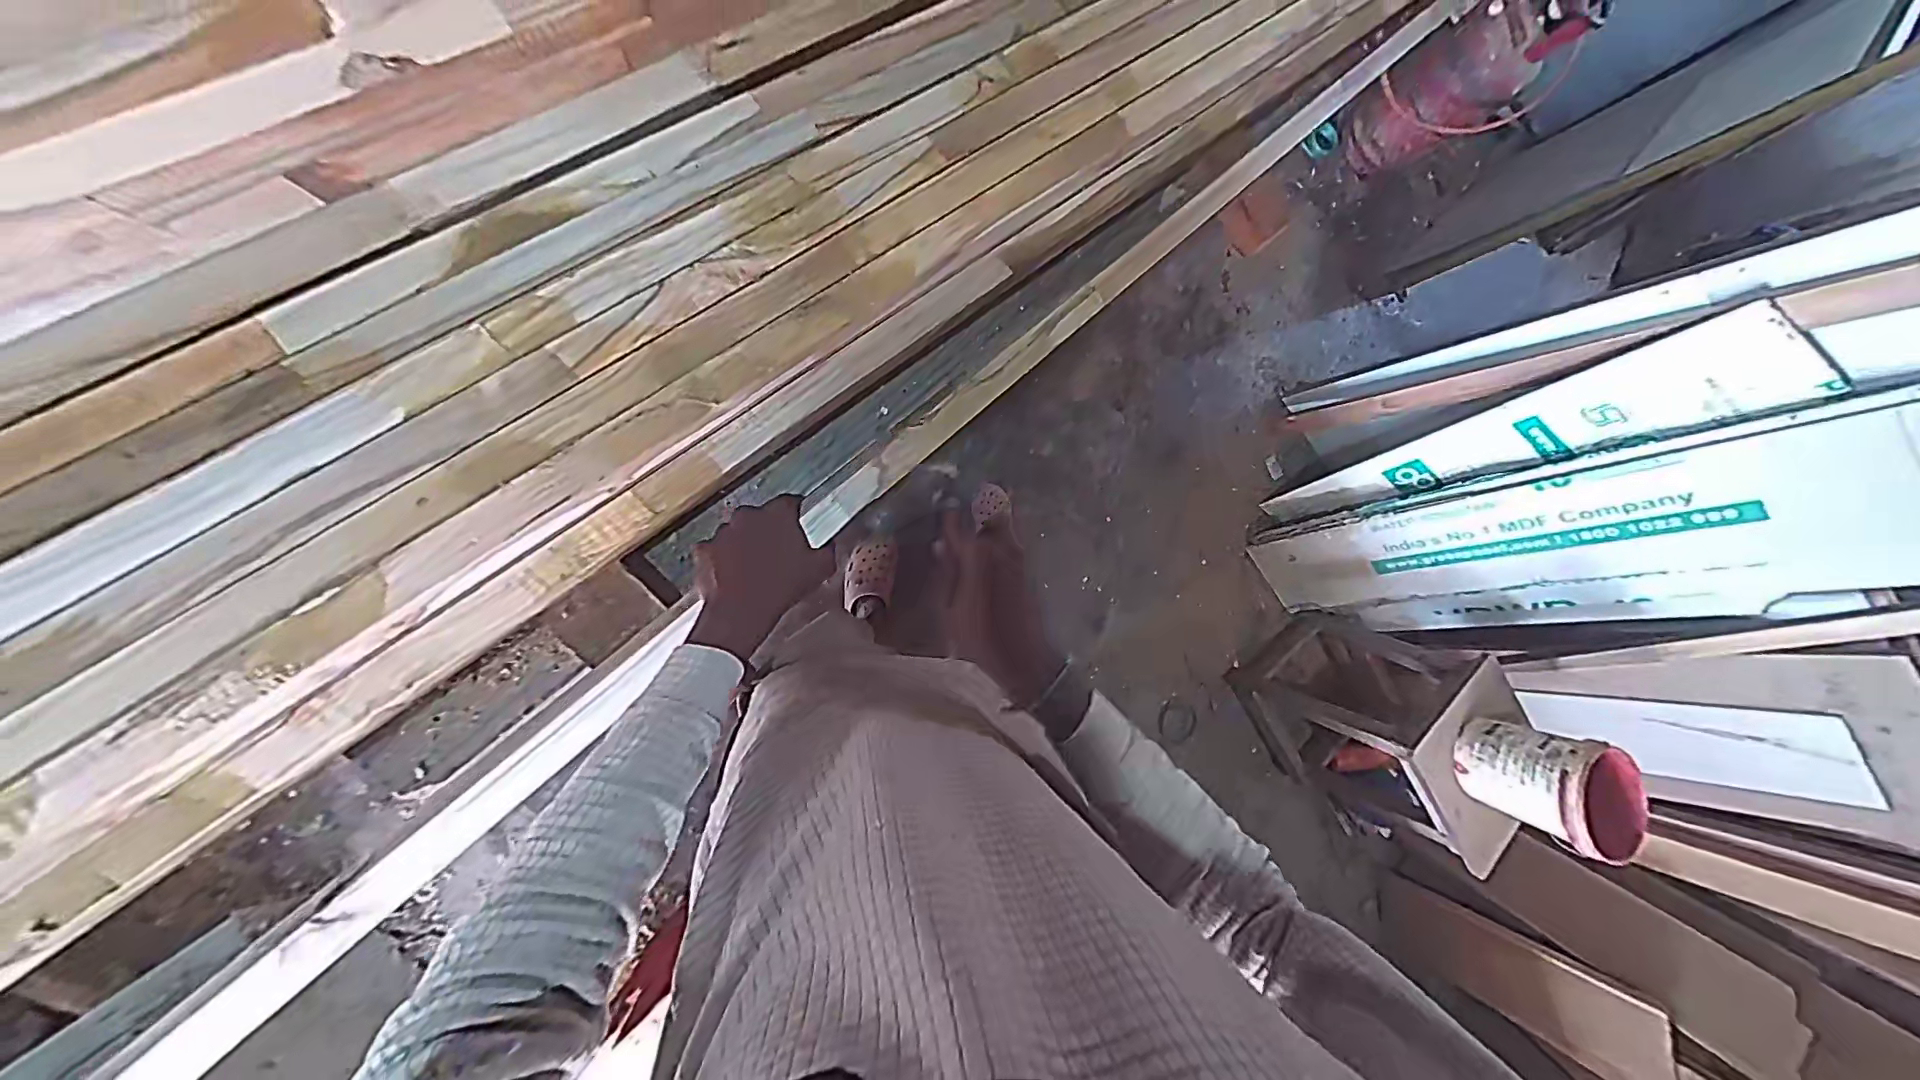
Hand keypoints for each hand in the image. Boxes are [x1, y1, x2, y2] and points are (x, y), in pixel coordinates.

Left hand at [688, 495, 832, 662]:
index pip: (791, 502)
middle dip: (771, 531)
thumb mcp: (820, 569)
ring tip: (759, 568)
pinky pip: (717, 549)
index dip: (798, 516)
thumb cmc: (779, 587)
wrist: (741, 612)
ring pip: (738, 532)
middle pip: (762, 517)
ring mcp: (723, 532)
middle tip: (781, 554)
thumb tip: (829, 547)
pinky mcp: (705, 550)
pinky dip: (724, 559)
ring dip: (747, 544)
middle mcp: (748, 517)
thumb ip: (827, 550)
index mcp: (777, 514)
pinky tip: (736, 575)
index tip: (800, 527)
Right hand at [936, 502, 1064, 706]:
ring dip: (996, 503)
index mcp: (974, 556)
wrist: (1024, 657)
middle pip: (991, 509)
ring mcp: (1016, 554)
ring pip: (1006, 517)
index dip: (947, 512)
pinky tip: (995, 524)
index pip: (956, 524)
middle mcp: (997, 547)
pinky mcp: (1026, 564)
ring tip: (984, 492)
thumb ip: (947, 573)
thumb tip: (941, 545)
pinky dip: (1005, 520)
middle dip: (981, 495)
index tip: (940, 499)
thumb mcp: (951, 610)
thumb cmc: (980, 639)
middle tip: (970, 484)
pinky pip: (1013, 532)